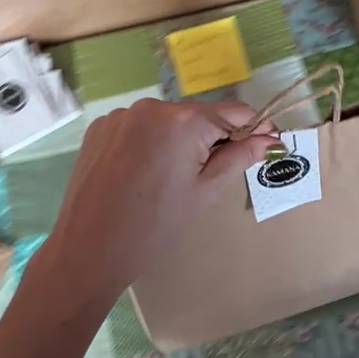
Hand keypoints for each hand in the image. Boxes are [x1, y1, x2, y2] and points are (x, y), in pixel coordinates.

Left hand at [32, 98, 276, 302]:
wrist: (89, 250)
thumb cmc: (156, 227)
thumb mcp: (206, 193)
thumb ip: (239, 157)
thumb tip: (269, 138)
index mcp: (183, 121)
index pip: (233, 111)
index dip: (253, 127)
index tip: (264, 144)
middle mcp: (151, 107)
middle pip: (198, 116)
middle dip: (212, 138)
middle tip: (209, 177)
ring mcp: (121, 116)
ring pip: (167, 122)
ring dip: (179, 141)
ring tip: (170, 180)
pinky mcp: (99, 129)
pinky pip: (139, 128)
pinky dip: (149, 144)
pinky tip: (141, 175)